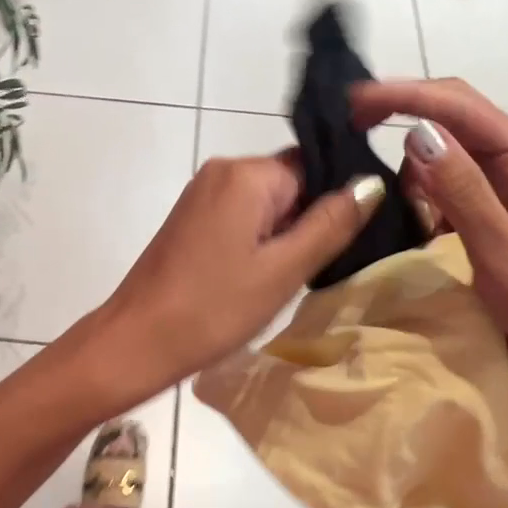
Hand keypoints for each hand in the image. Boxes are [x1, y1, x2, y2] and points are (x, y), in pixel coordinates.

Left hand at [87, 154, 382, 401]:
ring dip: (284, 234)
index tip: (352, 241)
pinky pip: (242, 214)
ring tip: (294, 277)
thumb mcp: (283, 270)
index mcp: (245, 173)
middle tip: (321, 267)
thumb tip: (371, 182)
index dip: (334, 203)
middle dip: (309, 220)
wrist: (136, 340)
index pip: (312, 168)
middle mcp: (222, 169)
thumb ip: (330, 224)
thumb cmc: (213, 307)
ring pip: (266, 202)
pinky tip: (263, 276)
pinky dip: (260, 239)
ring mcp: (202, 192)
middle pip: (289, 182)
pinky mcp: (192, 216)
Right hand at [352, 79, 507, 411]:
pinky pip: (443, 181)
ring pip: (445, 147)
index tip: (355, 100)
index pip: (464, 109)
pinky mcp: (487, 214)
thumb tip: (417, 131)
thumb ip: (463, 192)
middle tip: (349, 120)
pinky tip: (403, 206)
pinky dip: (417, 185)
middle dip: (404, 109)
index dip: (408, 96)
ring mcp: (503, 190)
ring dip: (411, 154)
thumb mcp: (507, 257)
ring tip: (382, 181)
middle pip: (454, 115)